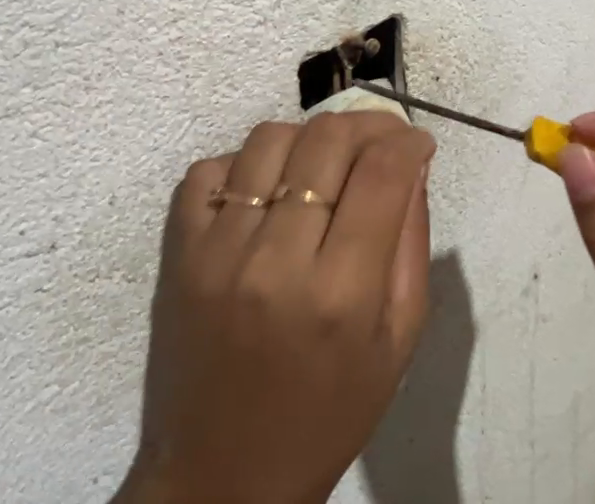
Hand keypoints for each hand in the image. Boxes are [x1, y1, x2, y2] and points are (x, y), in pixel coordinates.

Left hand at [115, 112, 435, 503]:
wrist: (221, 476)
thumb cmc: (329, 415)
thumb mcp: (399, 340)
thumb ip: (411, 244)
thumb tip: (413, 165)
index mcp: (342, 293)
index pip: (383, 172)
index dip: (410, 141)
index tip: (419, 143)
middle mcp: (276, 261)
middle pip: (327, 140)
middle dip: (369, 125)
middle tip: (383, 142)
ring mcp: (216, 253)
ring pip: (269, 139)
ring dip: (310, 138)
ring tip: (325, 165)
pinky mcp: (175, 254)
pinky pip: (210, 169)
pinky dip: (247, 163)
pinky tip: (269, 191)